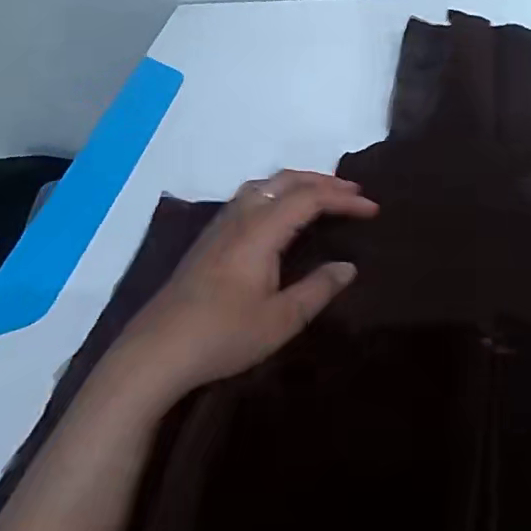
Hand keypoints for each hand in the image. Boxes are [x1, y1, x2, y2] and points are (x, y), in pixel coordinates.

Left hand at [107, 170, 378, 400]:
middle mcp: (237, 219)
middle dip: (321, 182)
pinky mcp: (205, 242)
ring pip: (260, 187)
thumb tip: (347, 266)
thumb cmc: (223, 336)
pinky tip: (276, 217)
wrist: (157, 349)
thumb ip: (317, 289)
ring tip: (319, 197)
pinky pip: (245, 200)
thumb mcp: (280, 320)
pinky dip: (272, 195)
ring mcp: (217, 228)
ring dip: (294, 184)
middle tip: (353, 194)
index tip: (373, 210)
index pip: (307, 199)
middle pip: (282, 182)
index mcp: (259, 232)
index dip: (343, 200)